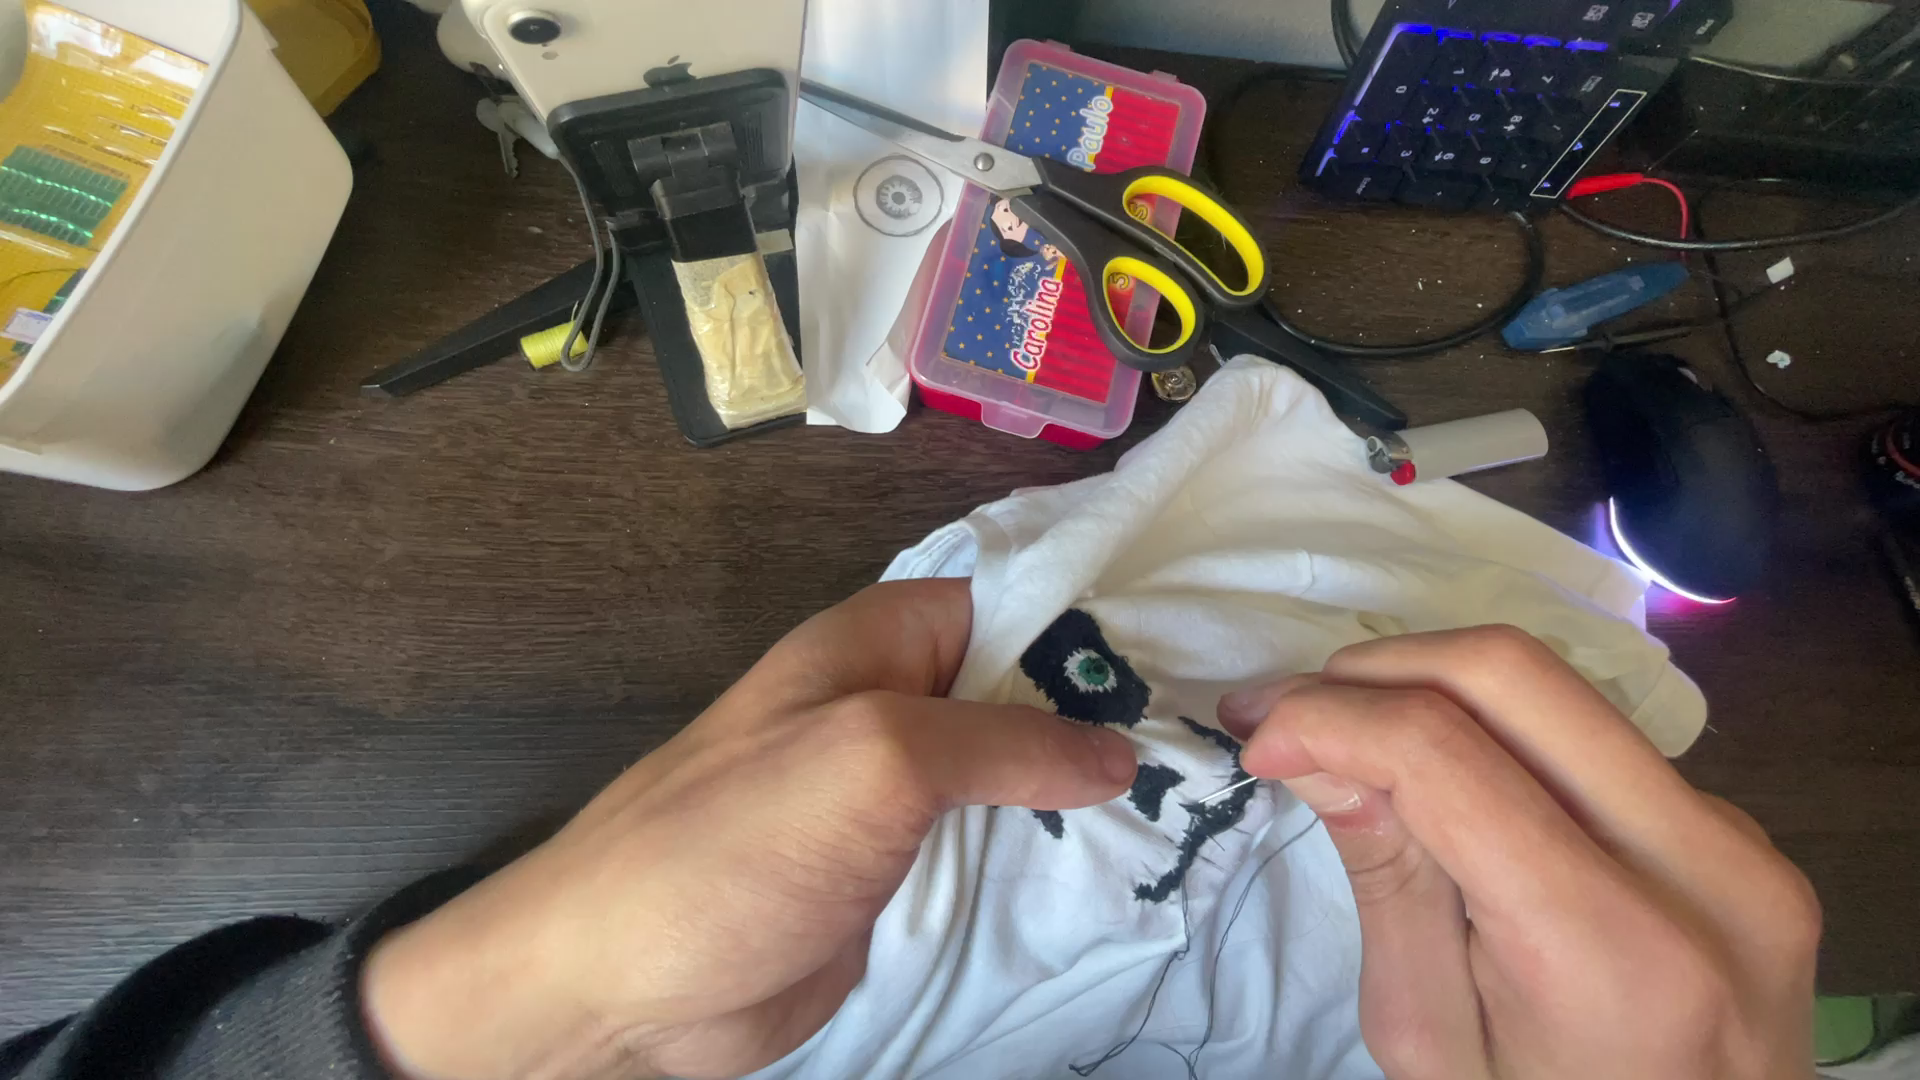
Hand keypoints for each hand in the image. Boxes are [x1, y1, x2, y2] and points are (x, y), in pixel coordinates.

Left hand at [360, 579, 1137, 1079]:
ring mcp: (906, 778)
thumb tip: (1116, 751)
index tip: (1190, 655)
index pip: (1016, 601)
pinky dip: (1050, 833)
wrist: (627, 983)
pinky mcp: (908, 852)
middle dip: (1103, 704)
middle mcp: (902, 693)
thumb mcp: (878, 759)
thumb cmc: (739, 837)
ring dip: (1084, 773)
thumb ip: (1002, 743)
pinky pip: (996, 826)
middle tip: (1208, 735)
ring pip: (1017, 757)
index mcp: (889, 637)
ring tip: (1190, 791)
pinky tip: (1122, 849)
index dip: (1096, 623)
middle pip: (1025, 681)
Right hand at [1218, 626, 1819, 1079]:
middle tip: (1289, 712)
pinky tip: (1420, 762)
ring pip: (1536, 677)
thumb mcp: (1424, 1028)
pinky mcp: (1721, 818)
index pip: (1437, 751)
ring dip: (1410, 679)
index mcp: (1613, 946)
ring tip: (1338, 725)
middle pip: (1502, 671)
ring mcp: (1729, 831)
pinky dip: (1465, 713)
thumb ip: (1379, 874)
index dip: (1322, 720)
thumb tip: (1307, 748)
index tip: (1253, 743)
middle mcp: (1700, 862)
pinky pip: (1565, 720)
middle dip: (1364, 670)